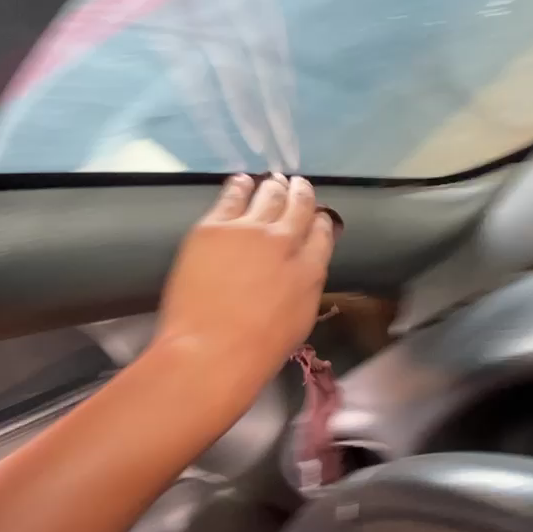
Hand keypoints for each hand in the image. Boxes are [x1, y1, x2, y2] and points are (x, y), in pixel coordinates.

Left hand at [151, 175, 337, 397]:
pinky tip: (241, 181)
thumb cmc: (256, 351)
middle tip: (298, 186)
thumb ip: (303, 287)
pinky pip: (230, 196)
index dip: (319, 221)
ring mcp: (248, 229)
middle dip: (300, 194)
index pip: (321, 233)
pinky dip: (239, 186)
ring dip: (273, 187)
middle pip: (297, 206)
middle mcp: (284, 241)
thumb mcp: (299, 322)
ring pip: (267, 195)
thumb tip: (300, 271)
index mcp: (310, 270)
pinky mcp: (214, 227)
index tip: (315, 216)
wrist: (211, 350)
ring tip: (273, 181)